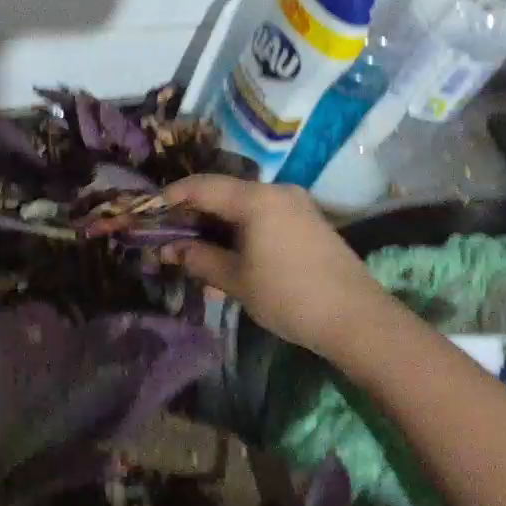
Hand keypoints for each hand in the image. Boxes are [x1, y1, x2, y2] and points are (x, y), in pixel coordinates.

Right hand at [159, 175, 384, 355]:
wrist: (357, 319)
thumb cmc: (289, 296)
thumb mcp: (236, 280)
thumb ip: (199, 259)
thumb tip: (170, 250)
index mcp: (256, 198)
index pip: (202, 186)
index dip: (171, 197)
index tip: (149, 211)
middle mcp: (277, 192)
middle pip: (224, 194)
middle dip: (194, 214)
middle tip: (169, 236)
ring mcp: (297, 206)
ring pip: (244, 208)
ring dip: (218, 227)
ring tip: (196, 254)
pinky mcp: (309, 223)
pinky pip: (264, 218)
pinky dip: (241, 232)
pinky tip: (231, 258)